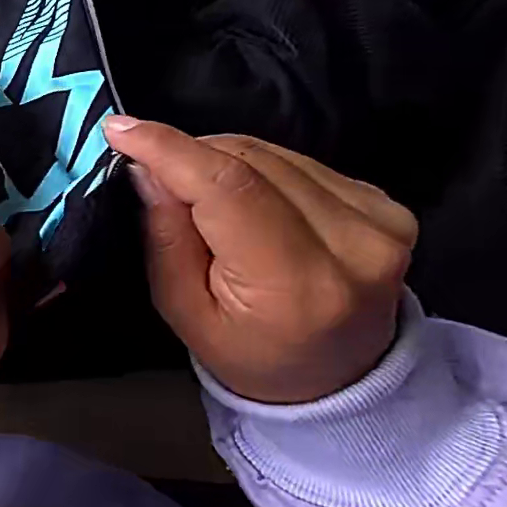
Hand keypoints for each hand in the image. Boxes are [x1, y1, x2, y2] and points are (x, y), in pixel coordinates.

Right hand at [103, 116, 417, 403]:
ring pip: (271, 151)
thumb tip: (145, 168)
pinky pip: (296, 159)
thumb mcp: (182, 310)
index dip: (170, 150)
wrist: (340, 378)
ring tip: (197, 190)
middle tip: (152, 171)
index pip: (228, 188)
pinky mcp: (386, 203)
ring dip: (219, 157)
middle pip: (248, 160)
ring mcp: (378, 219)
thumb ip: (165, 237)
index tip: (119, 129)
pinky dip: (254, 165)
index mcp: (295, 283)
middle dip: (187, 154)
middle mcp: (352, 243)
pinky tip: (243, 194)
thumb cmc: (247, 352)